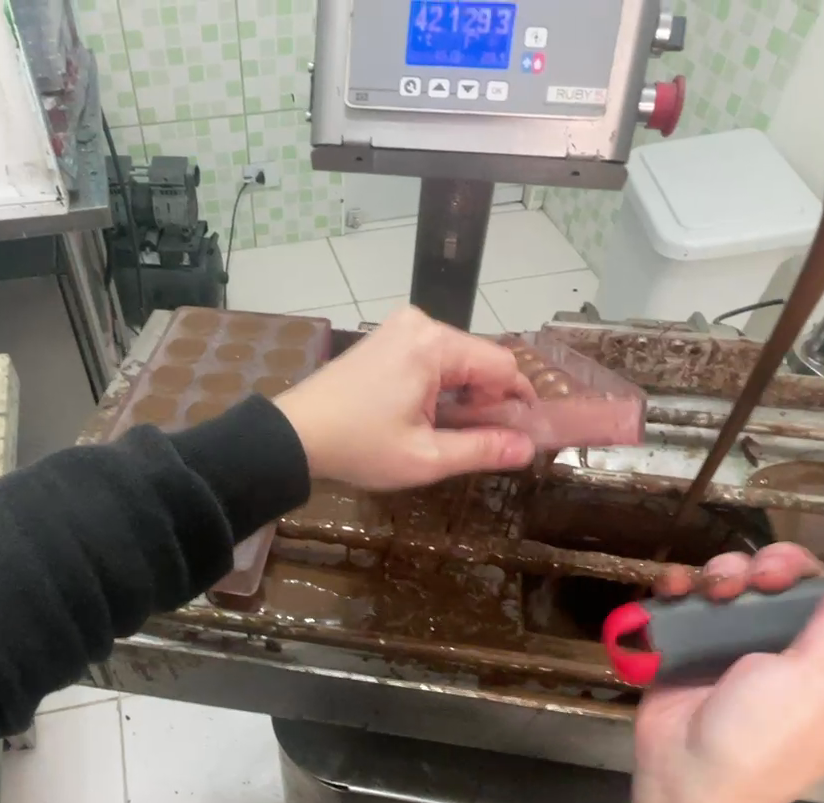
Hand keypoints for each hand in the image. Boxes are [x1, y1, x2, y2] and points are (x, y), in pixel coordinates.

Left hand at [271, 306, 535, 490]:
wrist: (294, 435)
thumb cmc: (359, 447)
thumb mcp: (425, 457)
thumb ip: (482, 449)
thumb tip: (528, 448)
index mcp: (434, 344)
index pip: (502, 365)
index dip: (516, 402)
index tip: (516, 436)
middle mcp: (420, 323)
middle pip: (479, 359)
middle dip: (485, 400)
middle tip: (472, 441)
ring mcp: (399, 327)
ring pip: (456, 360)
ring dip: (461, 395)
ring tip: (442, 432)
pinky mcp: (385, 339)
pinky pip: (430, 358)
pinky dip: (438, 386)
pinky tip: (423, 416)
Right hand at [625, 540, 823, 802]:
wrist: (685, 775)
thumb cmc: (765, 736)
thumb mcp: (817, 679)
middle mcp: (802, 654)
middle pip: (803, 585)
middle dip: (782, 566)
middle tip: (766, 577)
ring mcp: (745, 649)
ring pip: (746, 585)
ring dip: (729, 572)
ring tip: (716, 589)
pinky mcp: (698, 647)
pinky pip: (695, 602)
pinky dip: (684, 588)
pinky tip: (676, 588)